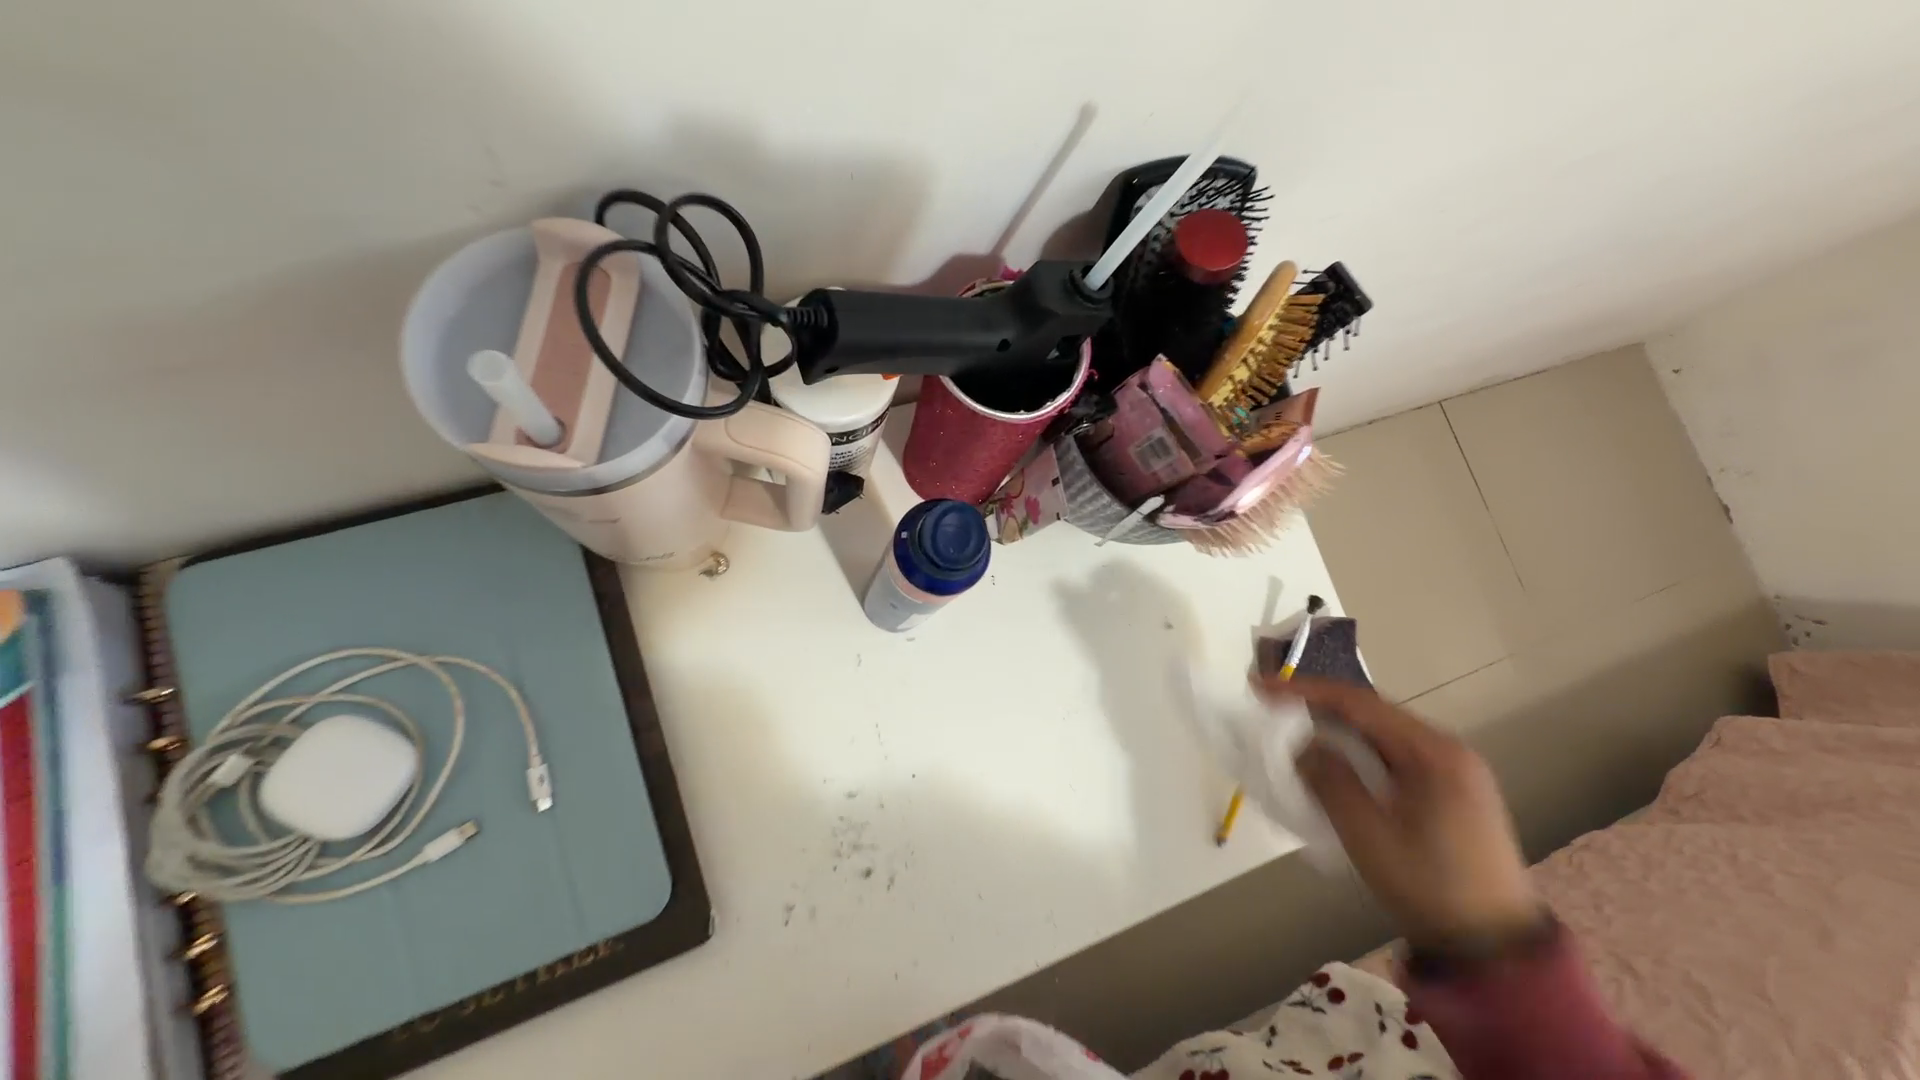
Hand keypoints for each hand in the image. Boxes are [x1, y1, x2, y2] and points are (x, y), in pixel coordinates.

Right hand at [1255, 676, 1543, 949]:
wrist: (1495, 946)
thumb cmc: (1429, 887)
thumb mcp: (1368, 835)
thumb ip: (1330, 781)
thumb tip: (1301, 744)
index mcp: (1433, 752)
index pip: (1358, 703)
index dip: (1304, 691)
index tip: (1259, 689)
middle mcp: (1447, 749)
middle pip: (1372, 714)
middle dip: (1319, 708)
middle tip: (1271, 709)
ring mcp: (1454, 770)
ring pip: (1382, 735)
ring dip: (1338, 733)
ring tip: (1293, 735)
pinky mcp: (1451, 791)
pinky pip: (1394, 757)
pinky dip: (1358, 755)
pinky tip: (1334, 766)